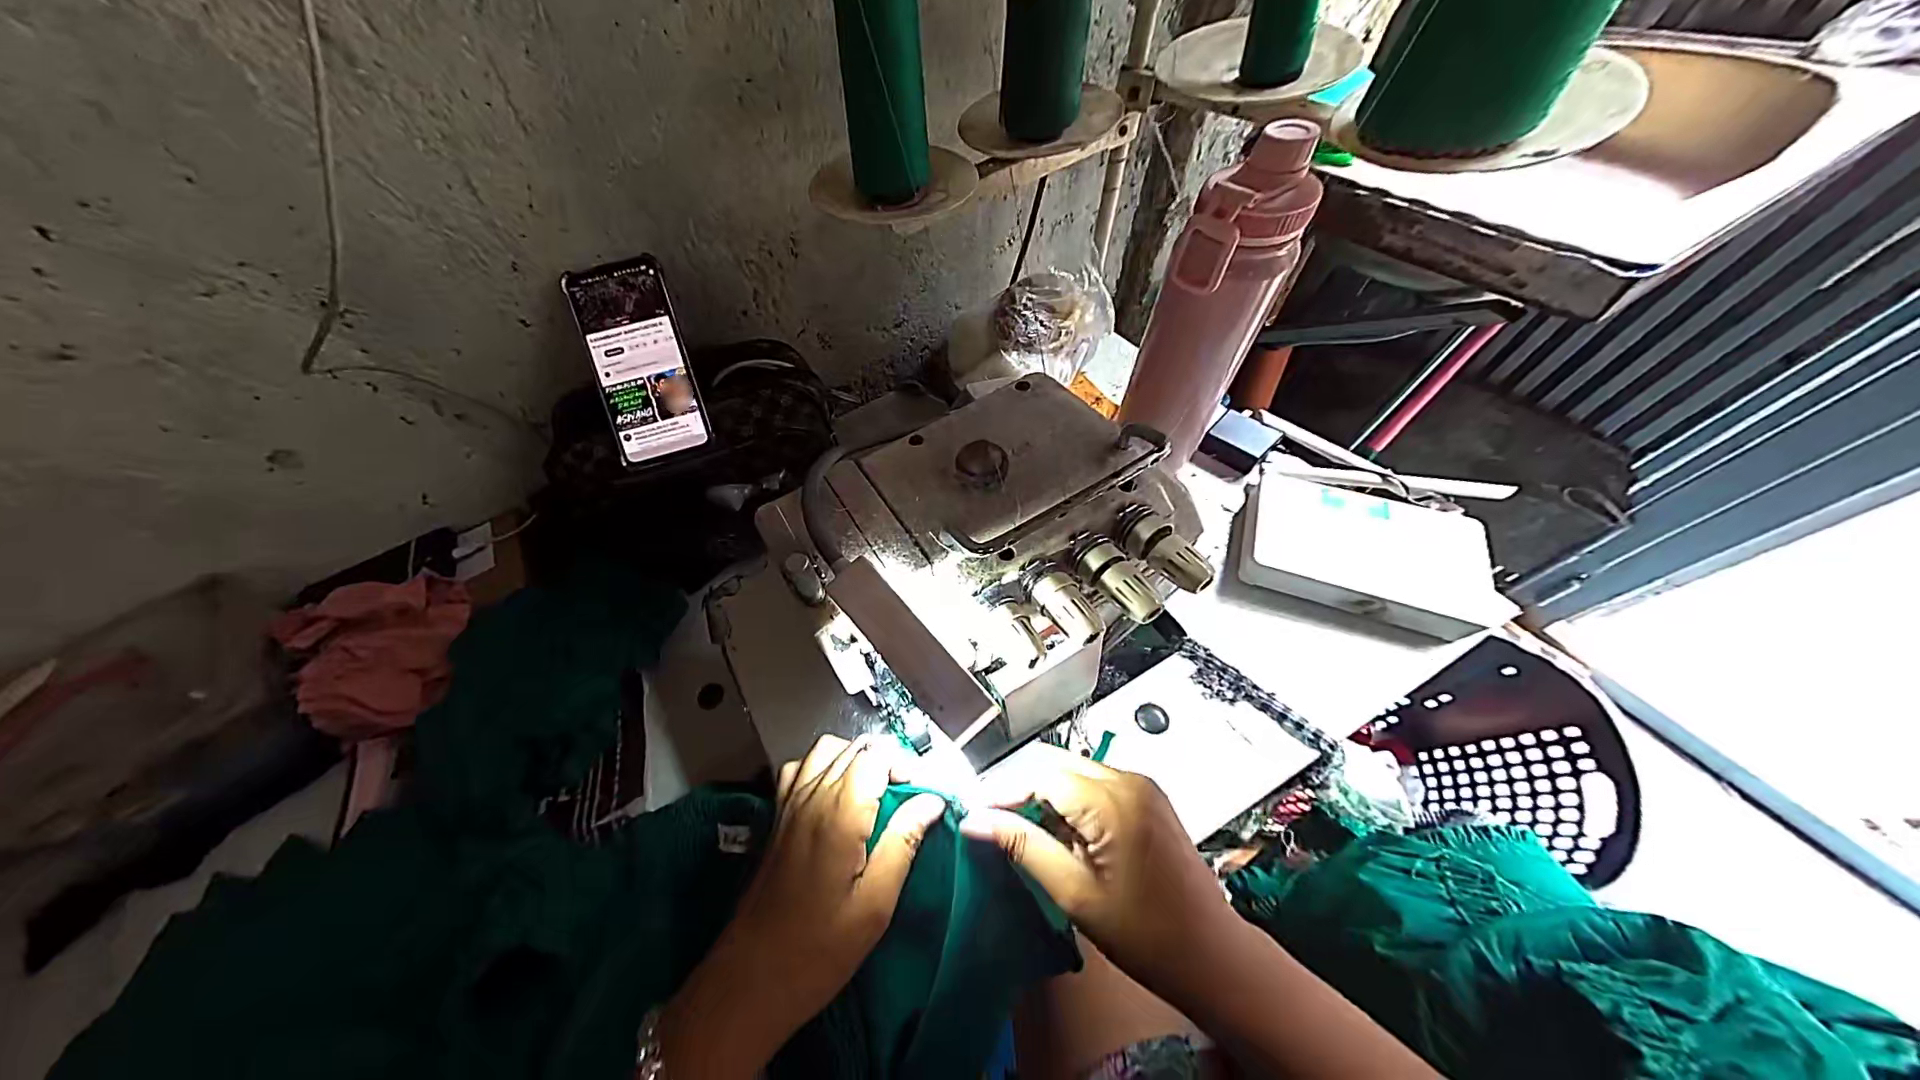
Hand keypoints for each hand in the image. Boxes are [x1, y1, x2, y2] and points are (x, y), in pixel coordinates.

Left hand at [658, 734, 946, 1078]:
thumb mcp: (875, 903)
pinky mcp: (775, 816)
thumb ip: (904, 842)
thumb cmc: (818, 949)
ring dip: (856, 760)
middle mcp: (811, 795)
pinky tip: (837, 798)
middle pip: (855, 748)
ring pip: (827, 750)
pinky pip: (801, 768)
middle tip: (908, 798)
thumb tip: (932, 801)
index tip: (924, 795)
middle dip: (887, 762)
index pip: (878, 755)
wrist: (749, 979)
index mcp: (839, 812)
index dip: (906, 766)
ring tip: (876, 794)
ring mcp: (788, 803)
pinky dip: (825, 768)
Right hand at [958, 744, 1233, 1000]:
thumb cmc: (1146, 934)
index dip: (1002, 791)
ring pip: (1075, 771)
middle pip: (1057, 764)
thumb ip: (1024, 847)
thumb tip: (977, 820)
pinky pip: (1096, 783)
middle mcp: (1129, 780)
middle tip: (994, 823)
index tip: (975, 814)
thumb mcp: (1075, 893)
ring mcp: (1142, 786)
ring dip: (1045, 794)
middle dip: (1020, 788)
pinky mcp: (1148, 798)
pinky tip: (1060, 833)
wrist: (1213, 954)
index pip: (1040, 774)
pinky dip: (1070, 800)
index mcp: (1111, 800)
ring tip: (1023, 832)